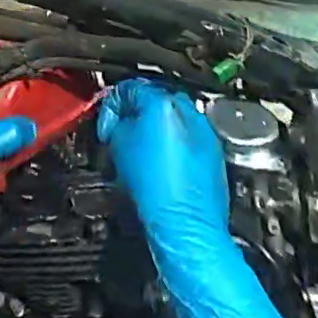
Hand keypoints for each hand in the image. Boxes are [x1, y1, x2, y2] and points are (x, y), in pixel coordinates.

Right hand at [96, 80, 317, 317]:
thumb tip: (117, 112)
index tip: (104, 121)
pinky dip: (165, 147)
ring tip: (132, 153)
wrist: (187, 231)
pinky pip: (182, 142)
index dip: (111, 103)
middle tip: (115, 135)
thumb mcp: (120, 143)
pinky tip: (152, 169)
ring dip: (149, 131)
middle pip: (153, 101)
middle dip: (131, 115)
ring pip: (169, 121)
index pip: (132, 87)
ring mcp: (207, 140)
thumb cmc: (155, 191)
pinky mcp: (213, 162)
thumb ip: (117, 118)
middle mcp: (194, 118)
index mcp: (169, 106)